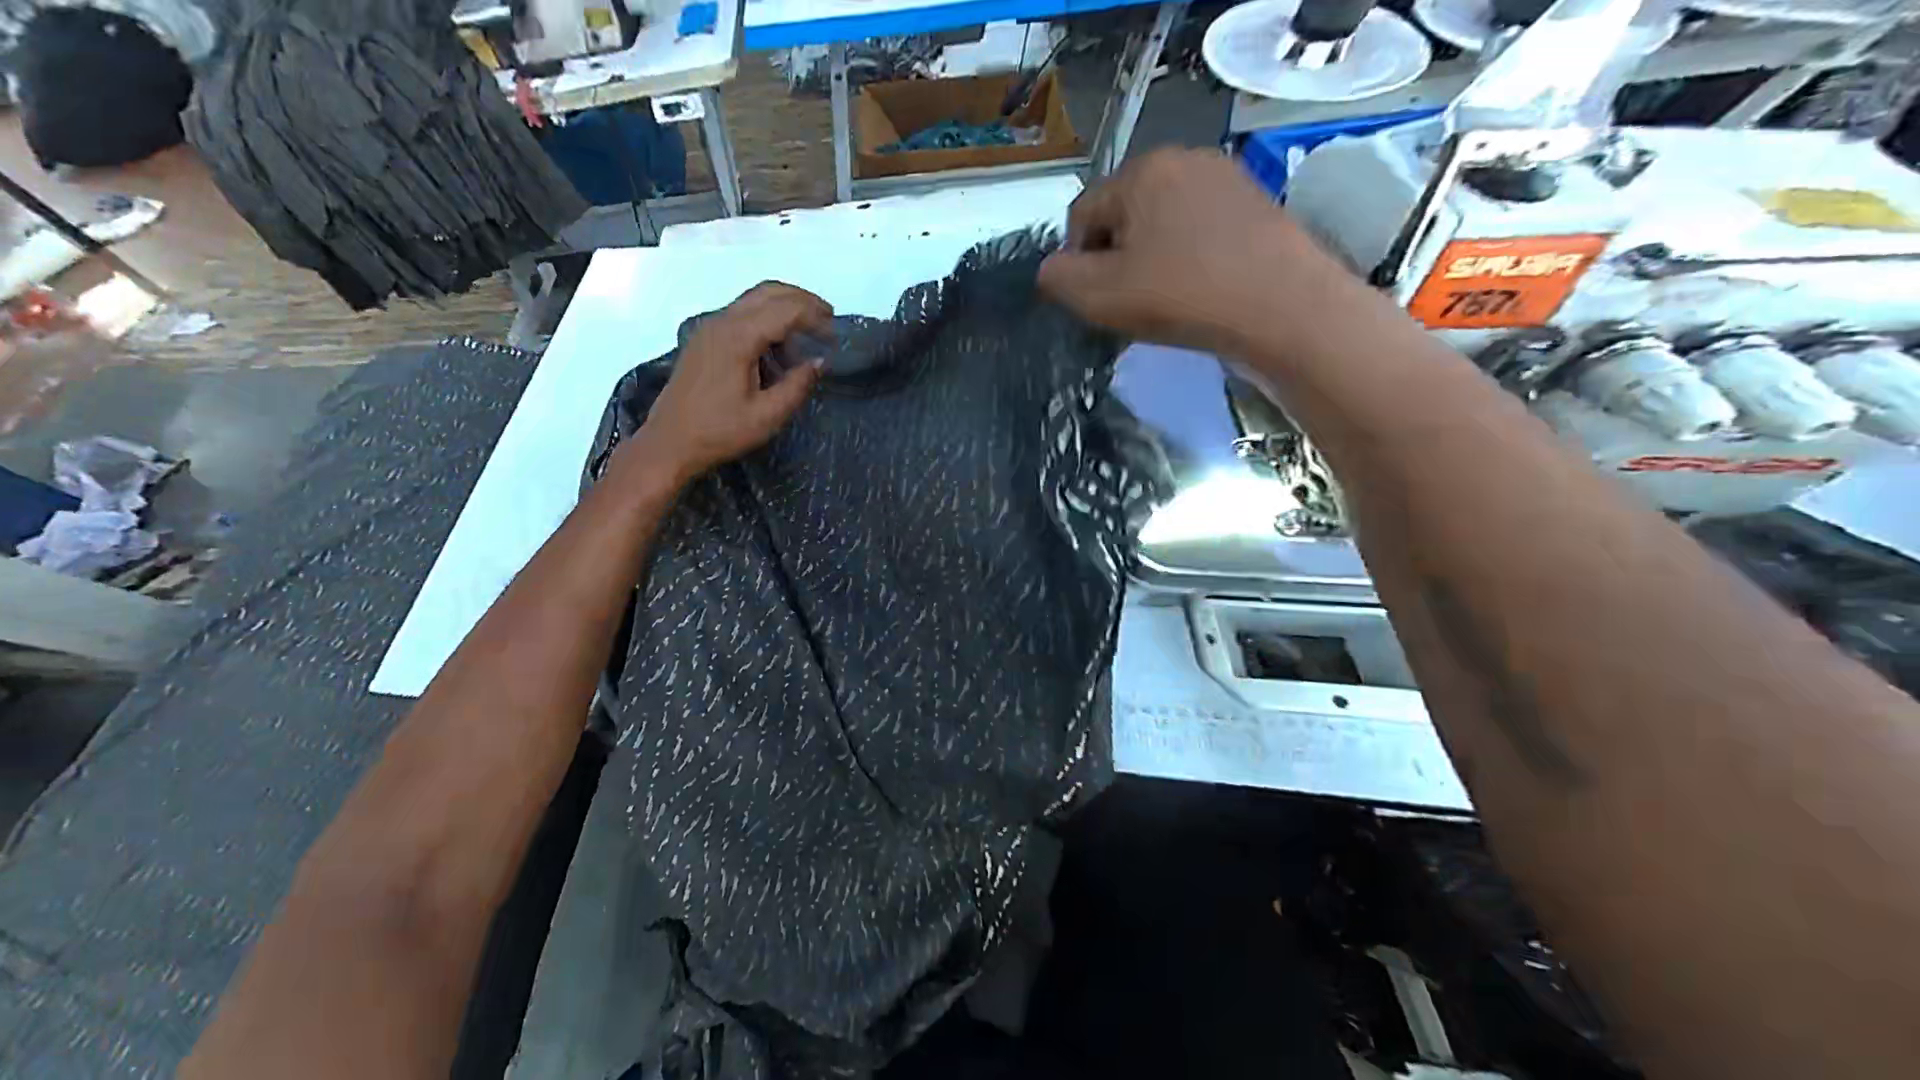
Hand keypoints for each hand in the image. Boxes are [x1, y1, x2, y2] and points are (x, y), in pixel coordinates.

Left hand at [630, 282, 833, 484]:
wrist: (669, 442)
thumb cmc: (719, 432)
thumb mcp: (767, 416)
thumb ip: (797, 385)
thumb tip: (820, 362)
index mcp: (738, 338)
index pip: (786, 310)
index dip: (815, 318)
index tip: (836, 335)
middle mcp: (723, 321)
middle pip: (770, 292)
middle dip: (804, 301)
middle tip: (829, 320)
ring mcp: (710, 327)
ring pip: (755, 299)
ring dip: (785, 308)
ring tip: (809, 334)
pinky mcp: (706, 338)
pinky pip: (742, 313)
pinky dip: (767, 318)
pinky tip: (779, 346)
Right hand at [1038, 148, 1341, 355]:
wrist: (1285, 308)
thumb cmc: (1184, 296)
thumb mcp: (1100, 296)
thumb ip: (1059, 278)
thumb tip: (1052, 269)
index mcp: (1142, 170)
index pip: (1082, 215)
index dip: (1079, 263)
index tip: (1100, 300)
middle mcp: (1184, 158)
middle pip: (1124, 215)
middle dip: (1118, 258)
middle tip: (1134, 303)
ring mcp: (1226, 177)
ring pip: (1163, 224)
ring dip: (1153, 260)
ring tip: (1170, 299)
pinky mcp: (1257, 203)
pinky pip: (1200, 230)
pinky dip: (1190, 258)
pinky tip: (1202, 289)